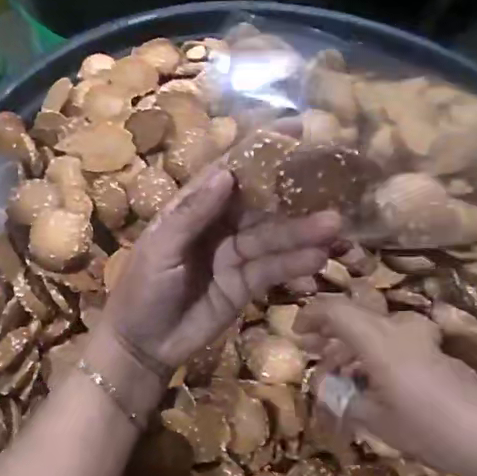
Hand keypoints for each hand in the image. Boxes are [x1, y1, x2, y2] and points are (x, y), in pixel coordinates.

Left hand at [102, 166, 339, 371]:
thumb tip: (227, 173)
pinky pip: (273, 269)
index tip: (296, 130)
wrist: (142, 344)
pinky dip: (295, 263)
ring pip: (272, 237)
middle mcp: (217, 225)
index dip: (259, 152)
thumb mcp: (160, 249)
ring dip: (303, 232)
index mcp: (191, 207)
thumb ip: (192, 214)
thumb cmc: (141, 289)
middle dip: (294, 197)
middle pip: (260, 204)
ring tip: (335, 227)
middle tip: (333, 186)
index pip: (229, 172)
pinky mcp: (245, 285)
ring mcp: (233, 255)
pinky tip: (319, 258)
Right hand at [293, 298, 476, 475]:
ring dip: (354, 346)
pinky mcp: (439, 356)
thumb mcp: (373, 419)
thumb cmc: (428, 430)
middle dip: (331, 331)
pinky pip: (397, 344)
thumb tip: (324, 387)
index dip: (312, 315)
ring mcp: (424, 342)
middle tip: (316, 352)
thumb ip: (343, 397)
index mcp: (379, 340)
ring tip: (341, 376)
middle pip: (357, 316)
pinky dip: (376, 355)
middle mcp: (400, 331)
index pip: (336, 309)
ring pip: (378, 330)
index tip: (298, 333)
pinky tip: (374, 386)